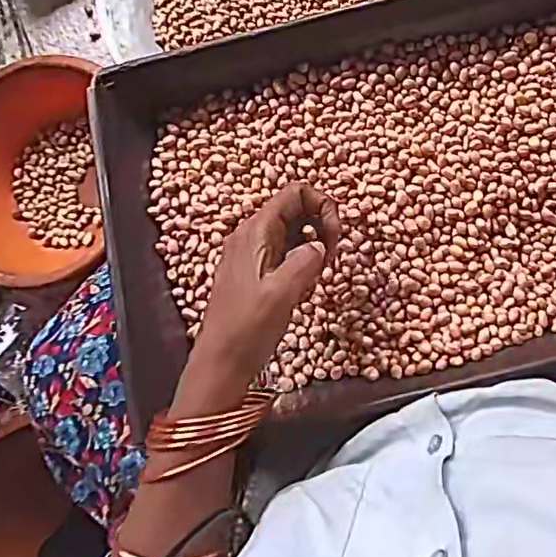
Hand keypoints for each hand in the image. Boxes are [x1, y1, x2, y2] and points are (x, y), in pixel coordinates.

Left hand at [175, 184, 343, 413]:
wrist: (221, 364)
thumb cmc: (247, 329)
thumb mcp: (282, 293)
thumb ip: (305, 261)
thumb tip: (320, 245)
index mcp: (255, 232)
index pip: (295, 193)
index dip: (322, 206)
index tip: (334, 237)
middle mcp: (250, 236)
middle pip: (295, 209)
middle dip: (321, 226)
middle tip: (330, 259)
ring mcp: (251, 254)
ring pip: (292, 232)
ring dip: (314, 245)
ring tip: (319, 274)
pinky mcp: (254, 272)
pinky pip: (285, 252)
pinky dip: (302, 260)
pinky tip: (306, 285)